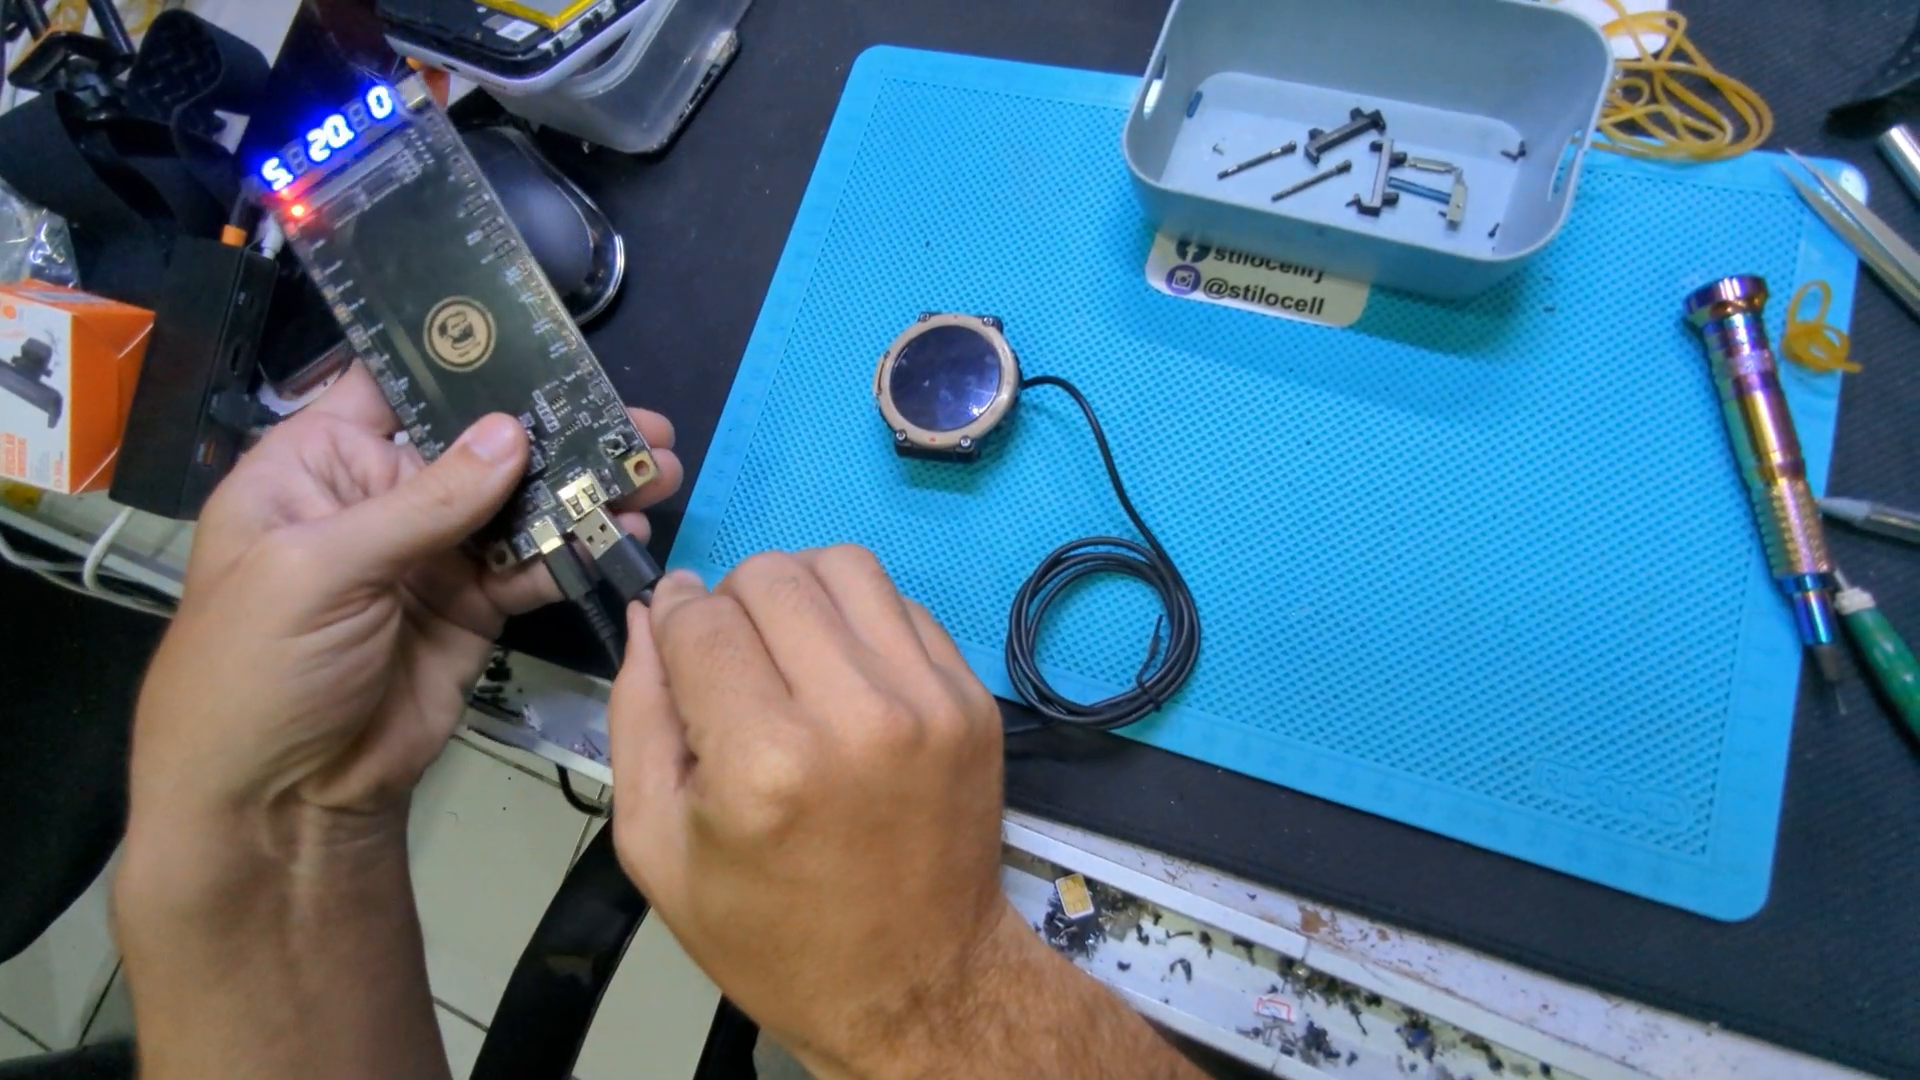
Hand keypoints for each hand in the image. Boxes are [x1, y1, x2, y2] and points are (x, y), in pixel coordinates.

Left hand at [128, 362, 683, 849]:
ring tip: (655, 474)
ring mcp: (441, 551)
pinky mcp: (481, 600)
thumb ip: (422, 504)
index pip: (397, 388)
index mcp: (322, 465)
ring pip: (527, 504)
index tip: (544, 343)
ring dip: (589, 490)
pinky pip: (538, 563)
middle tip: (639, 424)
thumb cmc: (256, 669)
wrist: (288, 795)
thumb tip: (512, 435)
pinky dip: (581, 551)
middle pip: (487, 448)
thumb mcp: (318, 572)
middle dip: (562, 432)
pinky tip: (626, 535)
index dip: (464, 360)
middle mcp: (389, 497)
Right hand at [609, 548, 1017, 1076]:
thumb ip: (638, 715)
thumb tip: (650, 612)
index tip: (672, 625)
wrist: (917, 980)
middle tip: (732, 650)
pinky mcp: (972, 697)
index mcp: (765, 762)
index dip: (672, 611)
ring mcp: (930, 698)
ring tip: (789, 642)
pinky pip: (903, 603)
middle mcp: (858, 712)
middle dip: (732, 598)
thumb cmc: (772, 932)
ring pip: (845, 565)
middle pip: (774, 575)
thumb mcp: (658, 847)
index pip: (701, 621)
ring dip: (800, 588)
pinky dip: (861, 616)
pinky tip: (848, 666)